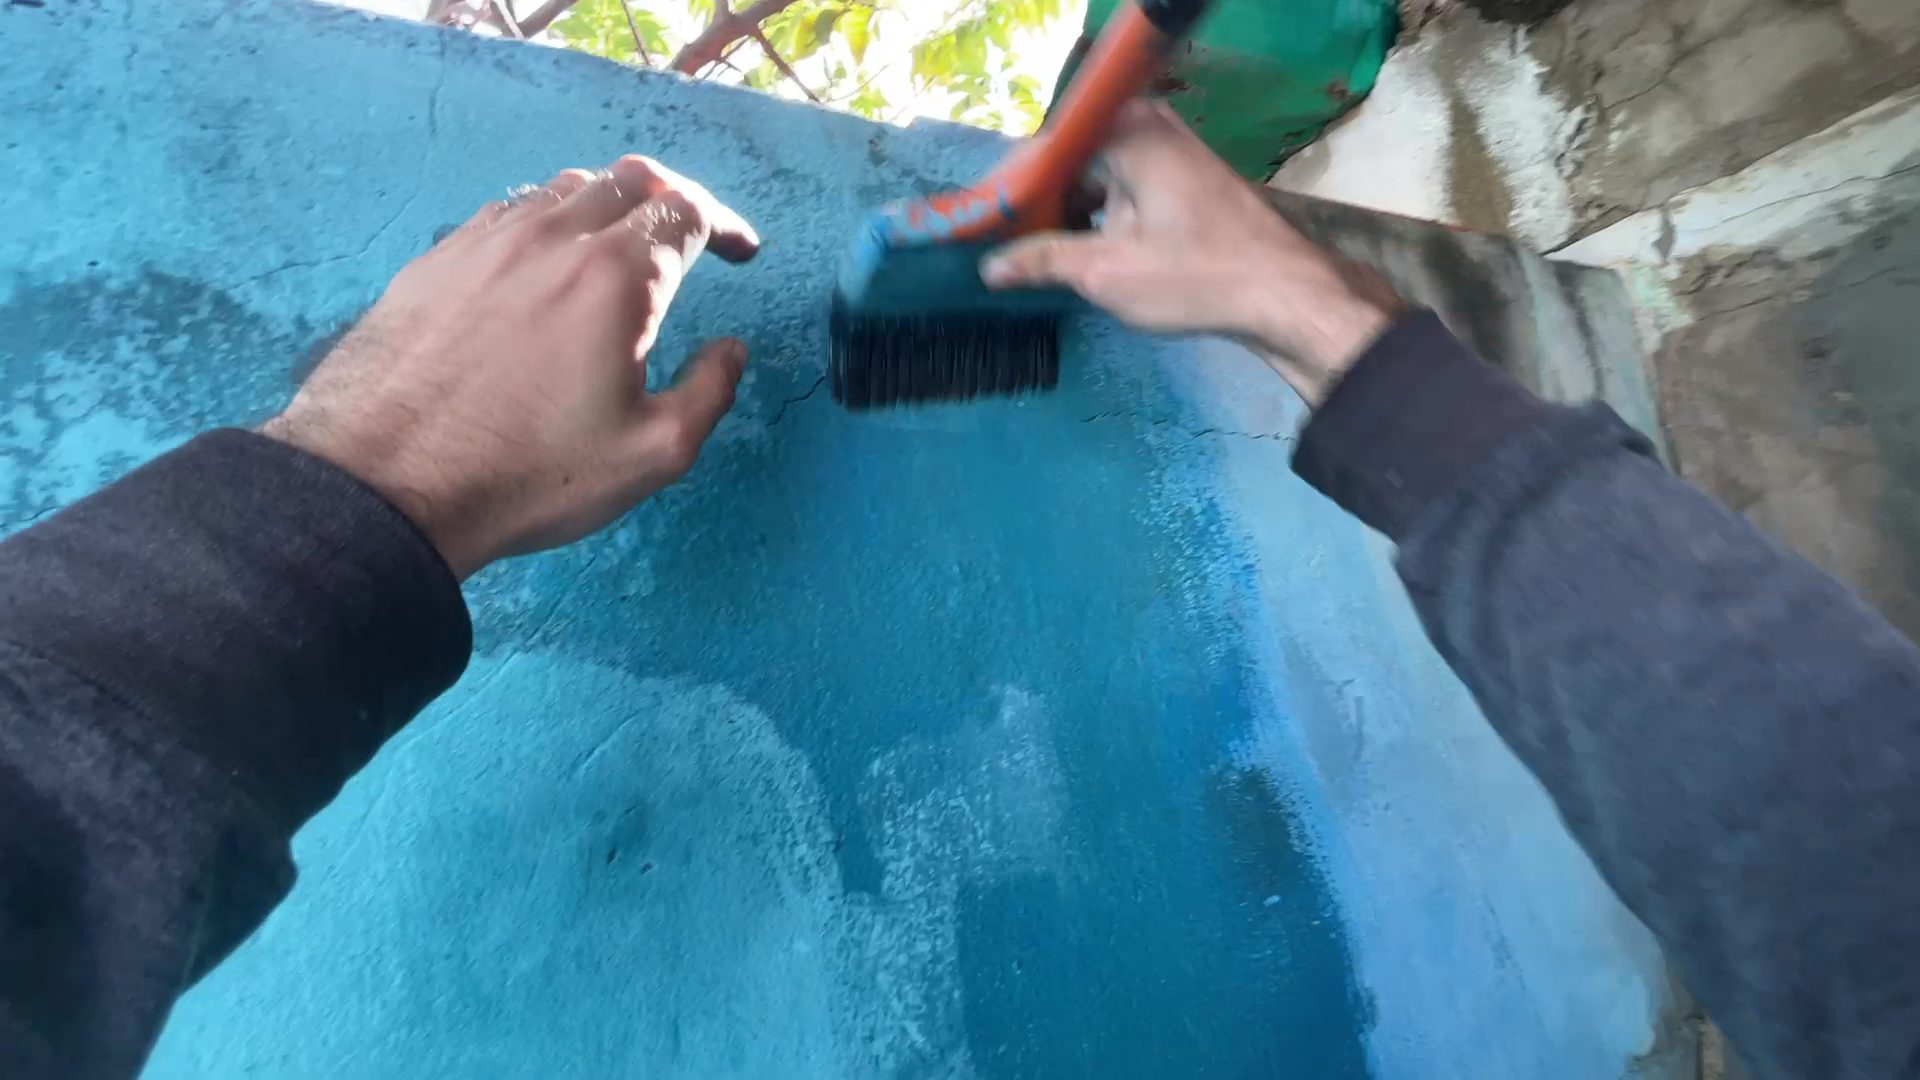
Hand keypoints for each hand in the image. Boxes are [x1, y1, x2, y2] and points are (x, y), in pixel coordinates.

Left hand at [262, 156, 759, 578]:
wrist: (388, 483)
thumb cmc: (539, 472)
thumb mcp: (658, 452)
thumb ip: (712, 391)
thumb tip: (733, 350)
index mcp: (616, 278)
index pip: (685, 214)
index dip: (725, 226)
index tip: (744, 254)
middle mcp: (554, 237)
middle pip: (629, 179)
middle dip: (677, 201)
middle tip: (696, 240)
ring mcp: (487, 239)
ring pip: (568, 186)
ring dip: (616, 206)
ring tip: (629, 248)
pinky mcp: (439, 257)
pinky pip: (513, 210)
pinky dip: (557, 221)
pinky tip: (554, 264)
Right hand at [981, 100, 1399, 405]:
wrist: (1280, 293)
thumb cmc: (1193, 275)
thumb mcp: (1104, 271)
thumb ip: (1041, 261)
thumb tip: (990, 268)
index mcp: (1124, 129)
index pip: (1041, 152)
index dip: (1005, 193)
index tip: (976, 229)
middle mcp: (1145, 124)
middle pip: (1067, 162)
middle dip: (1034, 207)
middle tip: (1001, 252)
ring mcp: (1166, 149)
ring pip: (1092, 179)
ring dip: (1064, 218)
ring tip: (1030, 261)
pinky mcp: (1178, 178)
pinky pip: (1118, 190)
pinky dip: (1095, 219)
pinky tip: (1077, 254)